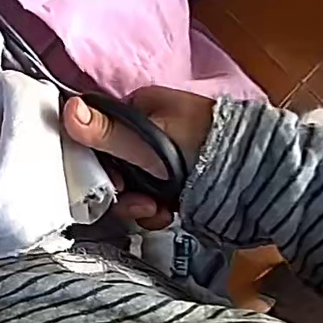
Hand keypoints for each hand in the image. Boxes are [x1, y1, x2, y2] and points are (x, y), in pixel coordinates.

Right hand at [62, 86, 213, 228]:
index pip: (100, 133)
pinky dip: (156, 209)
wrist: (256, 174)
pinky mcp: (179, 180)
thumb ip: (106, 132)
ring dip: (138, 204)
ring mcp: (166, 156)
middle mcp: (151, 130)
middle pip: (116, 164)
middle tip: (137, 202)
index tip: (110, 182)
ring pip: (134, 185)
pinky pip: (153, 196)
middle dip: (123, 190)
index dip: (99, 162)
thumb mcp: (148, 141)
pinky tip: (167, 214)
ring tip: (155, 211)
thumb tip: (67, 108)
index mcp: (142, 108)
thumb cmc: (200, 147)